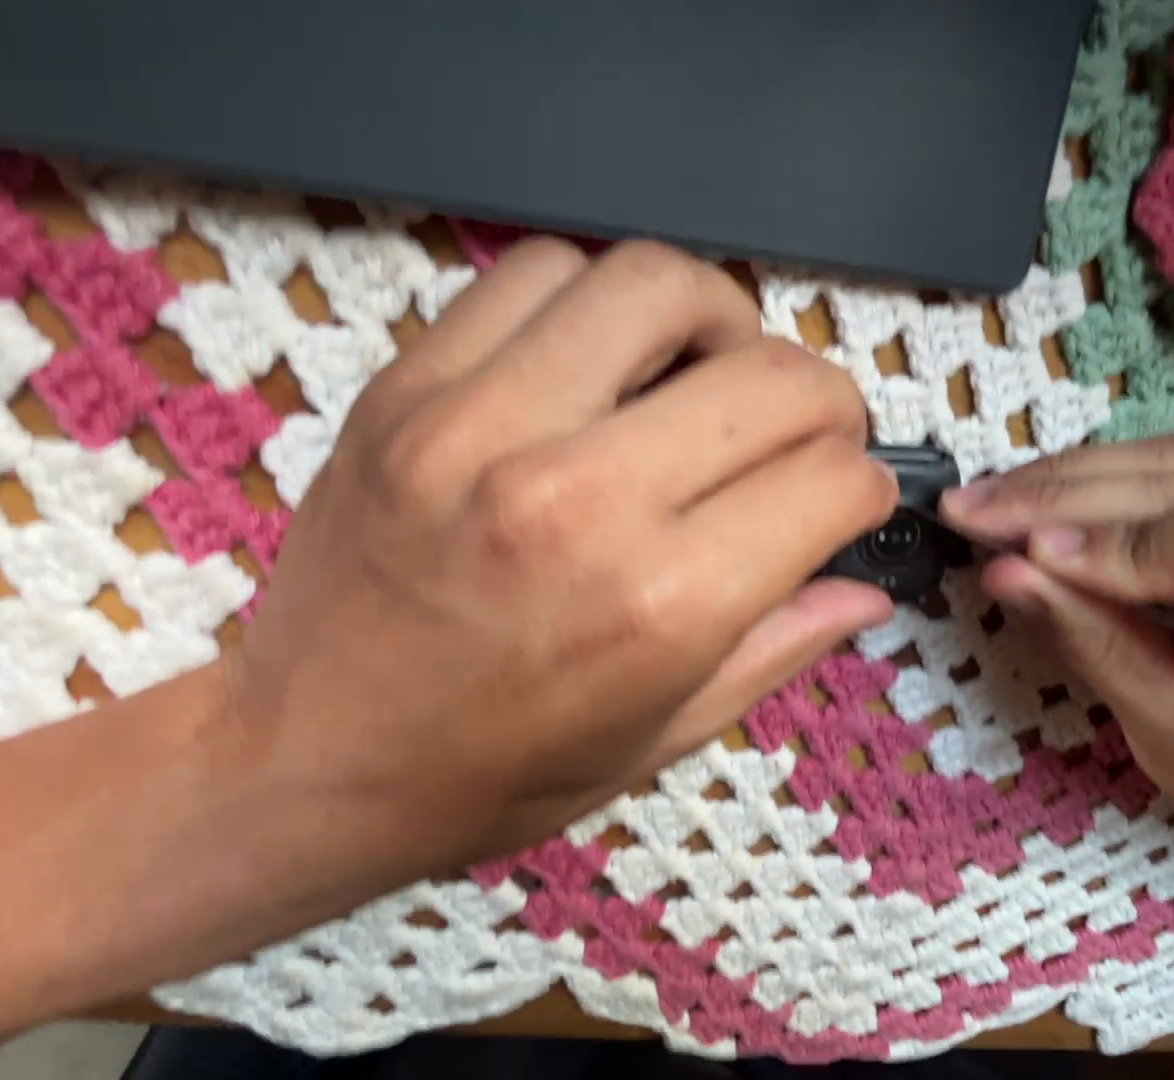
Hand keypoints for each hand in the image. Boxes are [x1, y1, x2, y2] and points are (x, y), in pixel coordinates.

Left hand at [230, 239, 896, 867]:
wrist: (303, 757)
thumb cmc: (499, 773)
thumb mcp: (663, 739)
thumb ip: (781, 647)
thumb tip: (870, 587)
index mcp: (661, 605)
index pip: (830, 483)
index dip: (864, 486)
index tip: (849, 499)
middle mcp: (581, 497)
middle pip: (774, 377)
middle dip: (829, 402)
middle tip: (810, 433)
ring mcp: (481, 424)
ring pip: (659, 285)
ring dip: (723, 322)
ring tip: (712, 374)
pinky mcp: (410, 384)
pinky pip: (539, 274)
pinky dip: (600, 303)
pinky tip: (604, 361)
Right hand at [939, 437, 1173, 863]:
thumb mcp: (1167, 728)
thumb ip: (1091, 640)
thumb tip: (1002, 569)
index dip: (1131, 536)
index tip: (1028, 555)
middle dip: (1070, 497)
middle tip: (969, 511)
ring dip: (1072, 480)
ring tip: (990, 502)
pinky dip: (1102, 482)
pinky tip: (1040, 495)